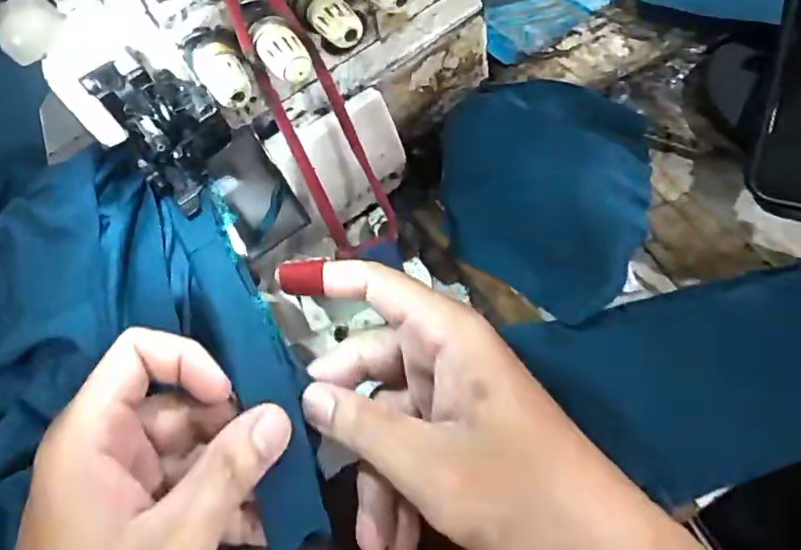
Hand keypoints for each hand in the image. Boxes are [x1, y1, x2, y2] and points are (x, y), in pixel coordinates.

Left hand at [19, 327, 293, 549]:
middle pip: (170, 403)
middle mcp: (102, 444)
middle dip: (226, 425)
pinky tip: (256, 527)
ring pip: (183, 449)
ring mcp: (117, 482)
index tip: (229, 396)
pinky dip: (215, 499)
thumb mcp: (174, 537)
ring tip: (277, 495)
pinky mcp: (131, 517)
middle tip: (275, 450)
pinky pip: (178, 487)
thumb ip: (227, 474)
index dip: (186, 361)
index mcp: (90, 430)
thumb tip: (279, 414)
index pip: (137, 353)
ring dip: (230, 469)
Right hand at [293, 261, 698, 549]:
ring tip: (373, 538)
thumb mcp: (428, 463)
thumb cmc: (516, 489)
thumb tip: (308, 394)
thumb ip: (361, 424)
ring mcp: (452, 396)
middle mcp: (444, 354)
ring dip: (374, 473)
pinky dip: (397, 487)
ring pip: (387, 415)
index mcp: (444, 335)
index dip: (329, 277)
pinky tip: (393, 539)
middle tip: (310, 441)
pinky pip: (410, 444)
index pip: (376, 284)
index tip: (283, 282)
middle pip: (371, 361)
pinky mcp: (459, 433)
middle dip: (346, 415)